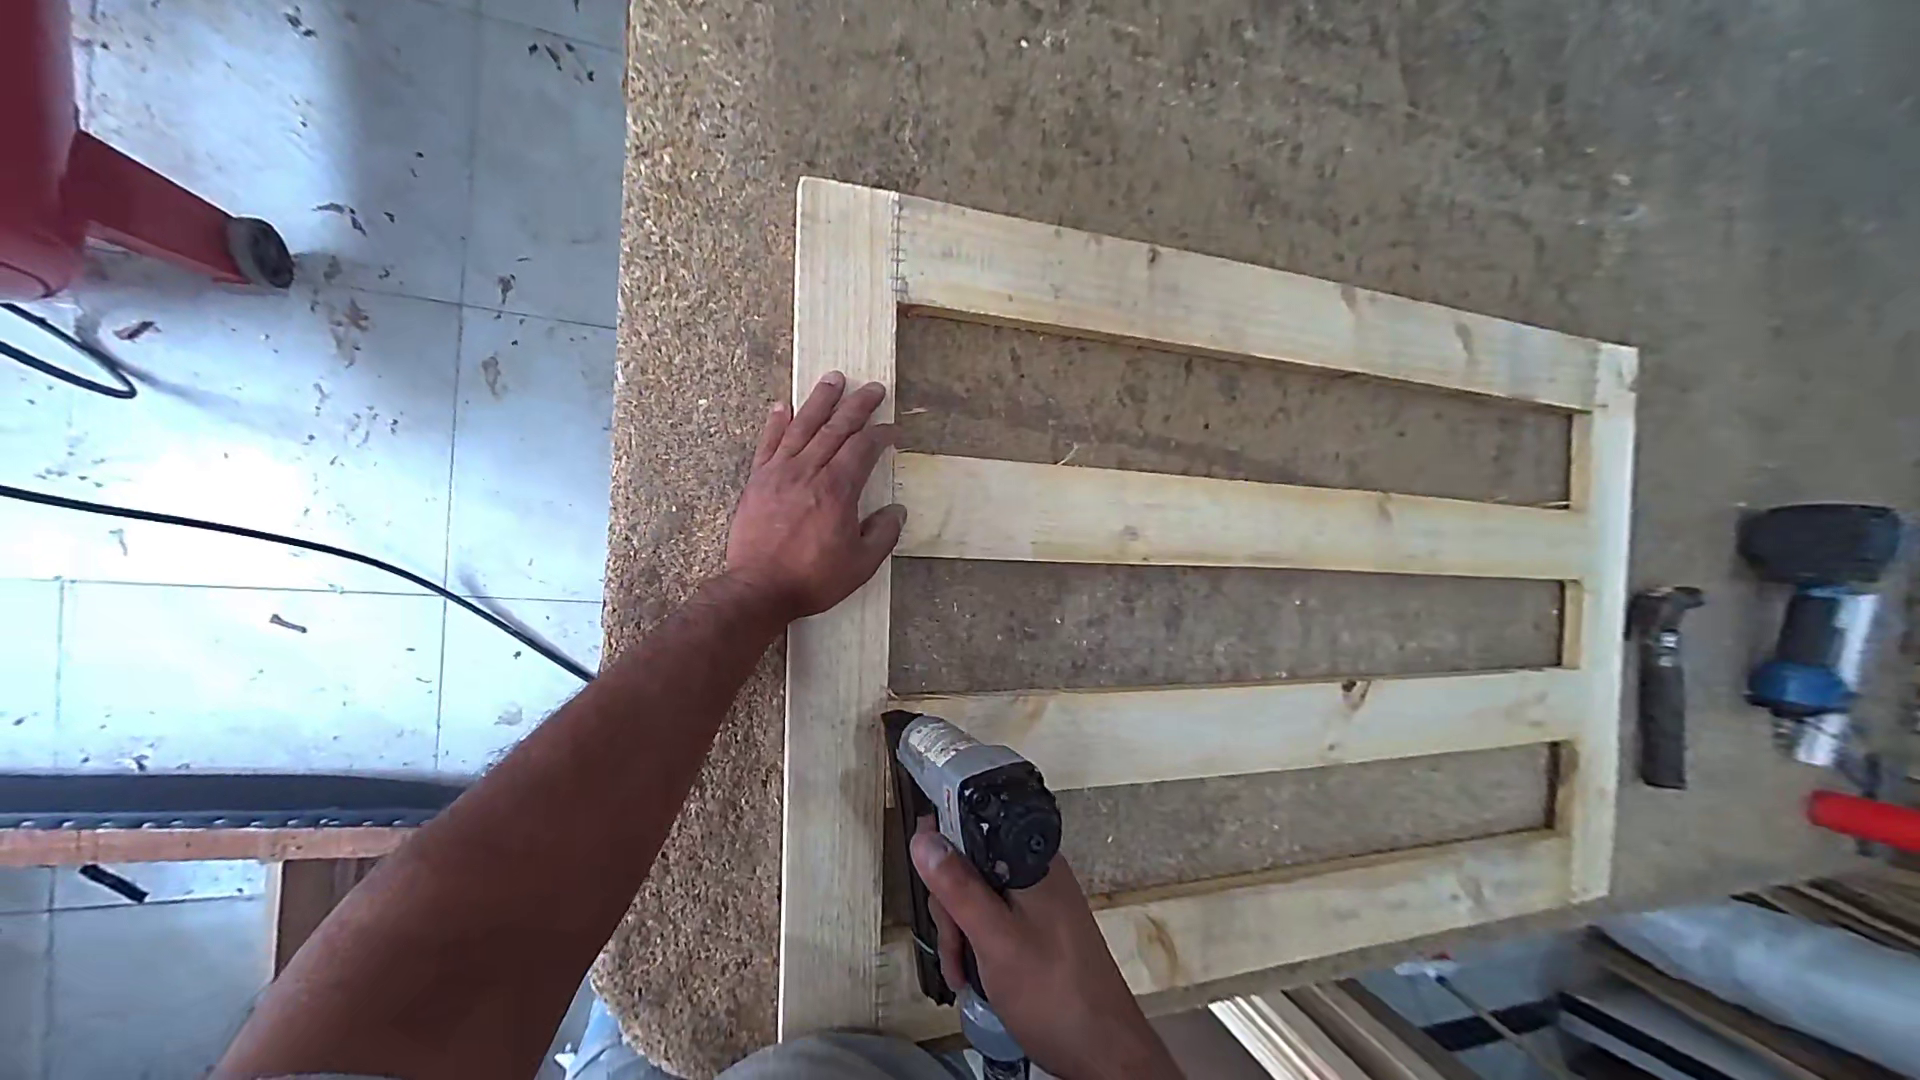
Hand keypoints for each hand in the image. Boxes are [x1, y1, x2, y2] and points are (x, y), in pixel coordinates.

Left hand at [724, 371, 904, 621]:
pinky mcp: (758, 480)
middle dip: (857, 406)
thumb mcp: (861, 564)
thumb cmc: (813, 578)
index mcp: (838, 489)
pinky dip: (777, 422)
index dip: (880, 435)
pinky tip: (783, 405)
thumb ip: (883, 534)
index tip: (891, 430)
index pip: (863, 448)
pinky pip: (769, 443)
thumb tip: (897, 512)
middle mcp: (809, 472)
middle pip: (836, 428)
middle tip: (872, 388)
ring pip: (803, 426)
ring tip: (833, 379)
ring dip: (820, 401)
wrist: (759, 588)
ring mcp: (780, 472)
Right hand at [910, 829, 1183, 1079]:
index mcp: (1031, 859)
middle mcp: (1035, 871)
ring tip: (965, 973)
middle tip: (955, 949)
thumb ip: (959, 887)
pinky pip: (992, 918)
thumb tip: (924, 838)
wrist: (1103, 1054)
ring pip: (977, 896)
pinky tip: (976, 974)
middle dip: (951, 909)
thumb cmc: (1054, 995)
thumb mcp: (995, 939)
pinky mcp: (1036, 926)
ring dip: (960, 933)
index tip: (928, 881)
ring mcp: (1037, 900)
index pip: (974, 827)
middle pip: (970, 866)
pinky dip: (976, 944)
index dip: (943, 848)